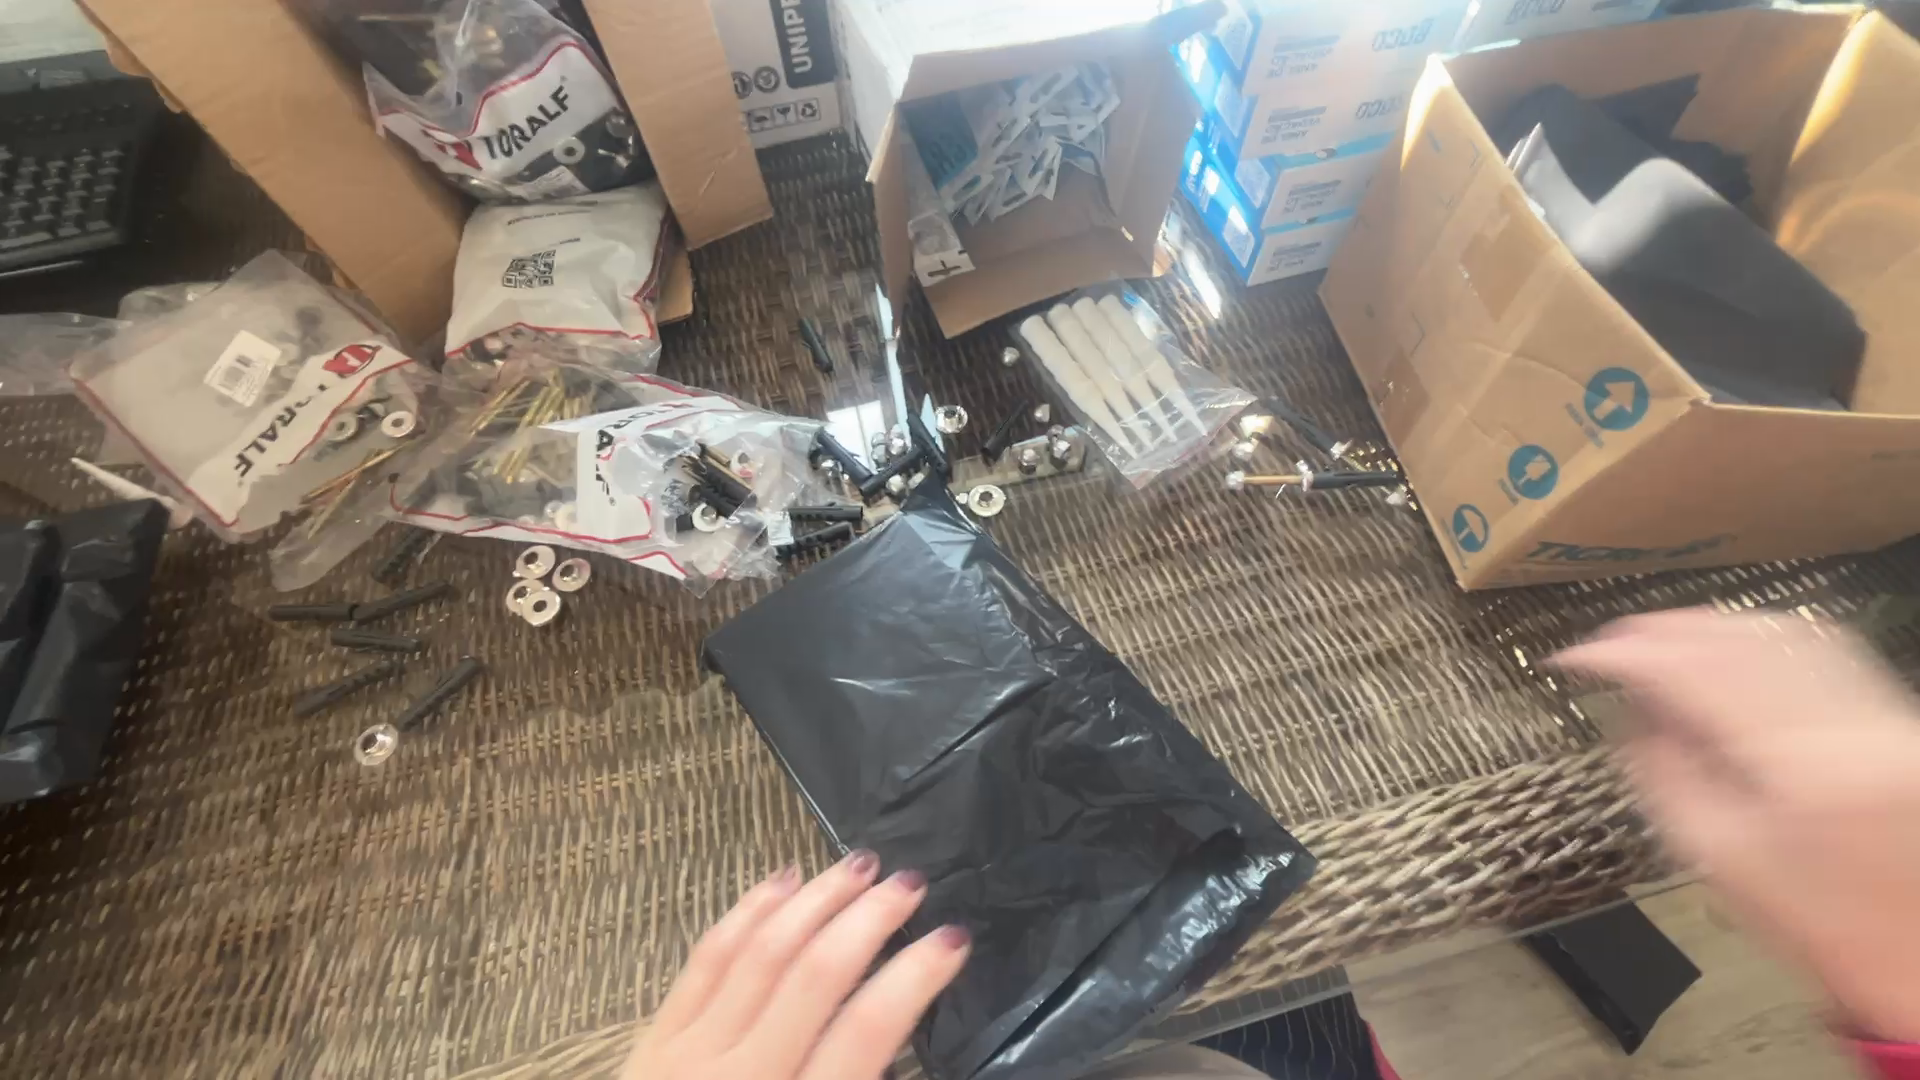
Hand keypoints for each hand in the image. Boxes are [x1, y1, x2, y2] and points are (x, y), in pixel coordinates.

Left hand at [623, 851, 970, 1079]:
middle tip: (911, 882)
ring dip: (818, 898)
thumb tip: (903, 1034)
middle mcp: (746, 1076)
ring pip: (764, 950)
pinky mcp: (654, 1037)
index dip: (916, 976)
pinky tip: (785, 877)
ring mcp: (690, 1052)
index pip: (867, 1031)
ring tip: (861, 863)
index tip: (953, 938)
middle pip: (816, 974)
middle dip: (870, 918)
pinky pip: (708, 955)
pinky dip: (750, 909)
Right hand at [1558, 609, 1919, 1041]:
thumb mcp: (1709, 847)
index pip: (1688, 674)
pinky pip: (1827, 652)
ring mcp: (1888, 724)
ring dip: (1707, 626)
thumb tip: (1630, 703)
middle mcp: (1855, 731)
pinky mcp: (1899, 726)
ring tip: (1653, 635)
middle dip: (1657, 632)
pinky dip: (1761, 637)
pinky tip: (1721, 643)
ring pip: (1786, 635)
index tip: (1573, 659)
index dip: (1617, 655)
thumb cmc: (1810, 919)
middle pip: (1738, 641)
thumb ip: (1661, 764)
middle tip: (1605, 642)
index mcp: (1799, 766)